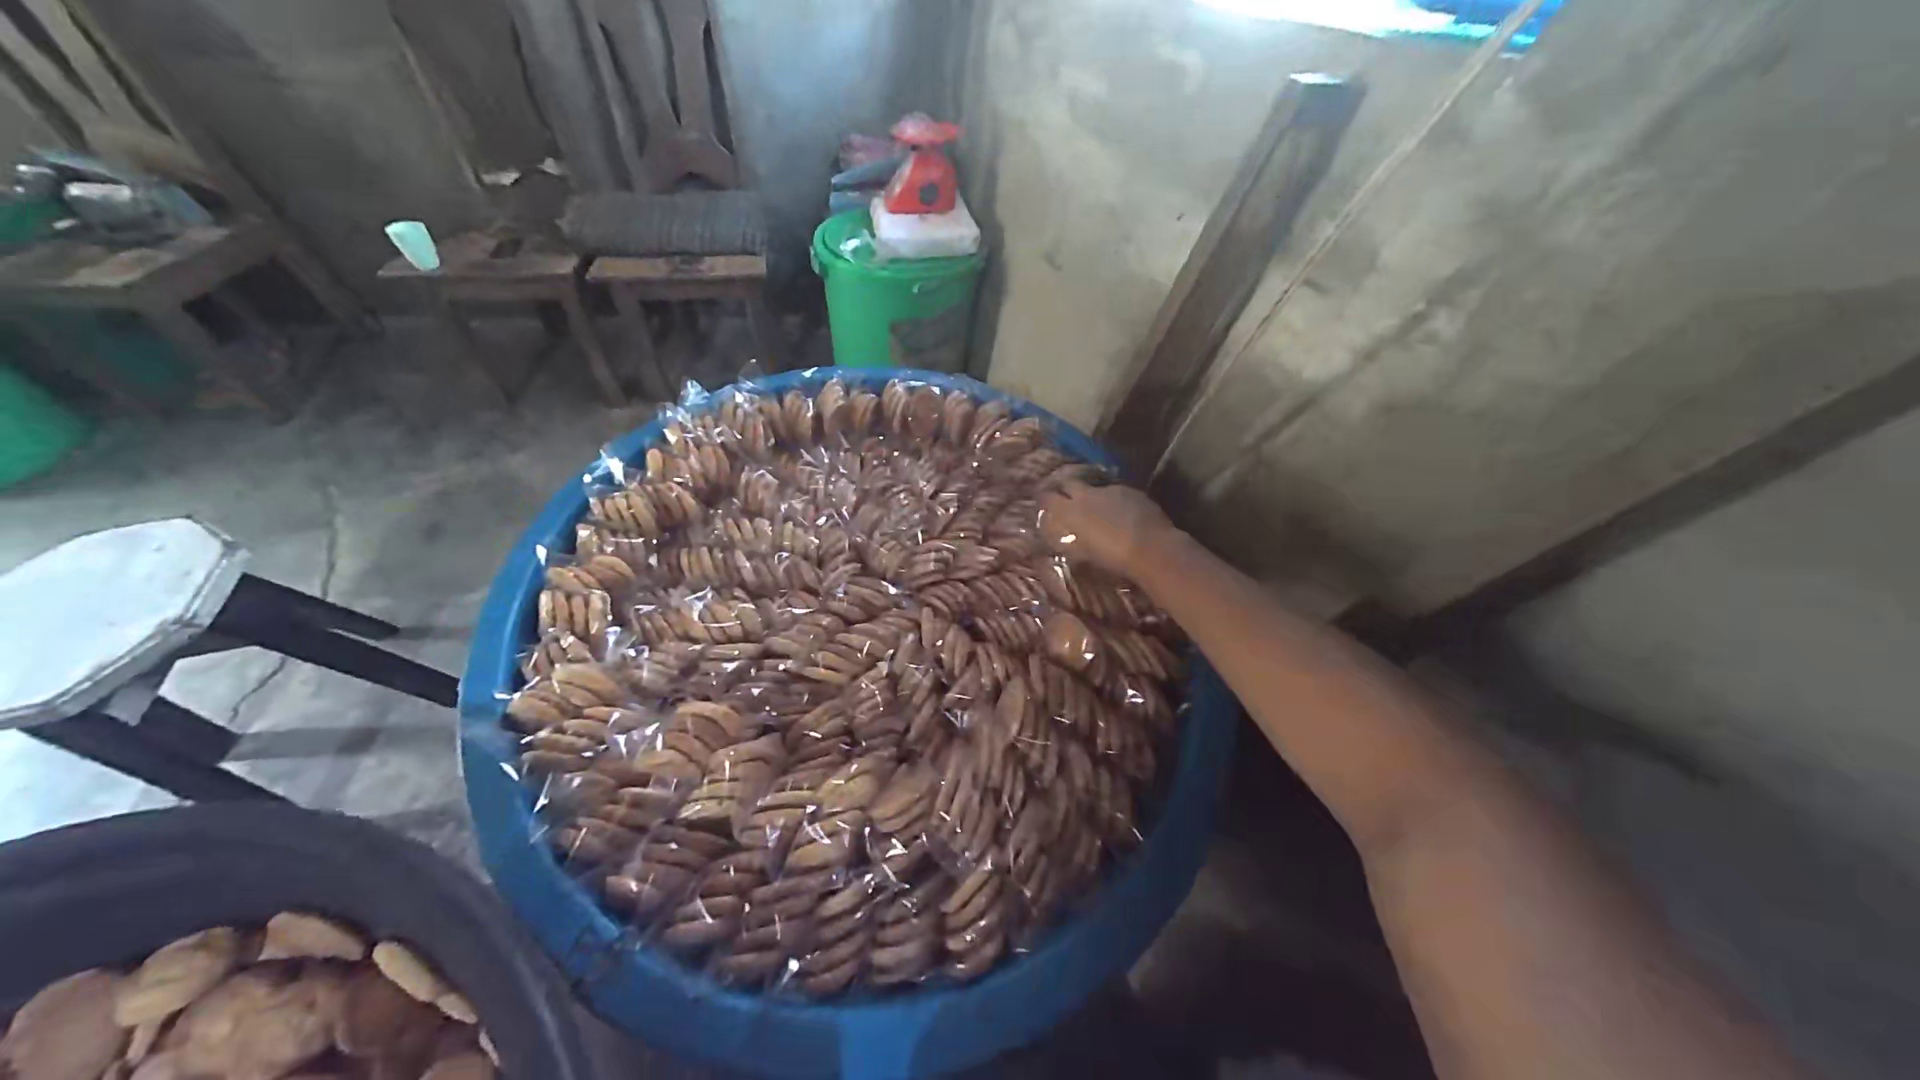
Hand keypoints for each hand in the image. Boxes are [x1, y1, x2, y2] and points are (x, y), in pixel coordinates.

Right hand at [1038, 481, 1176, 576]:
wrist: (1153, 549)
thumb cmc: (1113, 558)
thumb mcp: (1086, 554)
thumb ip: (1073, 544)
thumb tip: (1064, 542)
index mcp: (1071, 511)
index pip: (1048, 498)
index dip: (1043, 499)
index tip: (1041, 502)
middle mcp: (1088, 494)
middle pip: (1069, 483)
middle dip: (1065, 489)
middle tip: (1065, 499)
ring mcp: (1112, 490)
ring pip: (1096, 488)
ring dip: (1093, 497)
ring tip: (1098, 510)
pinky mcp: (1132, 491)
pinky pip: (1117, 493)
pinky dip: (1115, 501)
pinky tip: (1122, 513)